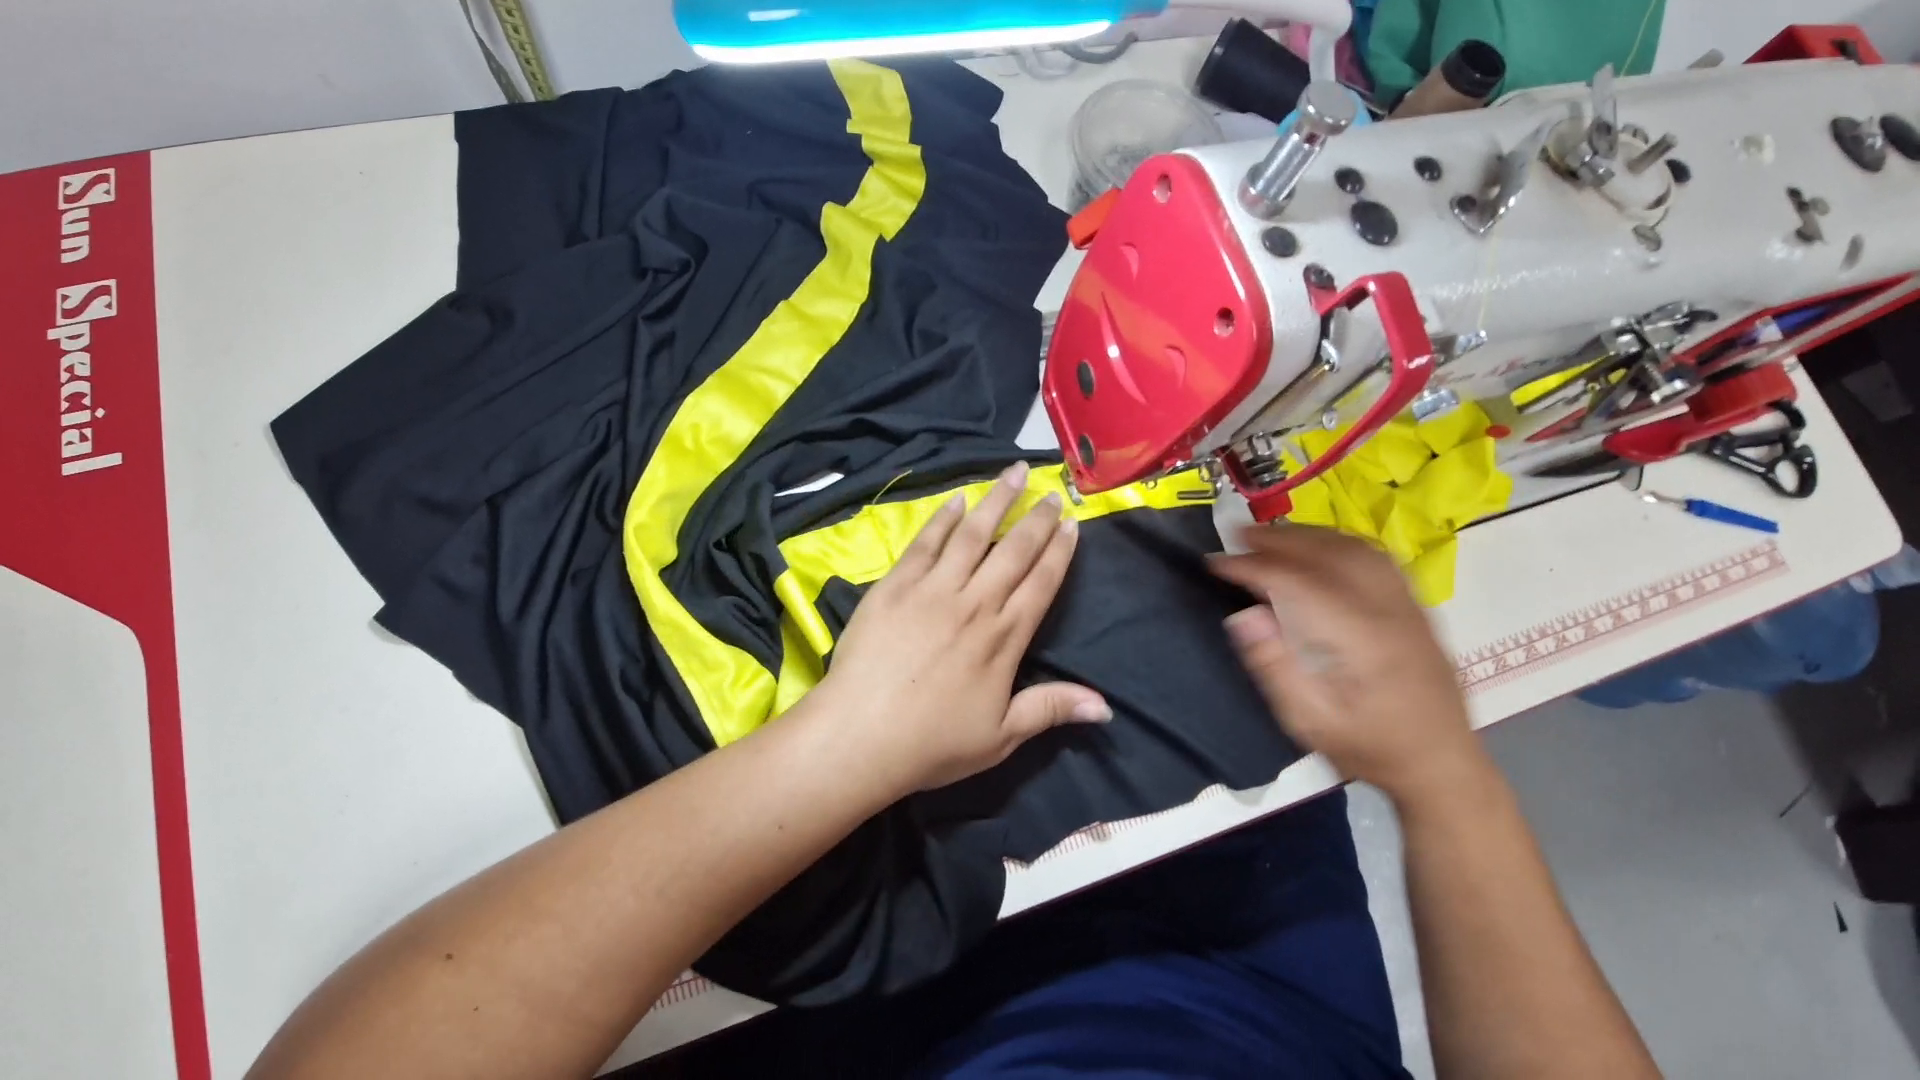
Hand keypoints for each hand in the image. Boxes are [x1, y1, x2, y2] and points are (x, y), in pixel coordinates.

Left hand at [816, 461, 1110, 795]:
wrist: (860, 734)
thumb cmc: (933, 743)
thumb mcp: (1001, 737)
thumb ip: (1051, 710)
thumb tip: (1107, 708)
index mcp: (1004, 638)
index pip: (1041, 583)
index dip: (1059, 552)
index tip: (1071, 524)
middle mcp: (974, 603)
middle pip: (1012, 551)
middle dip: (1036, 519)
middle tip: (1051, 491)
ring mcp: (931, 590)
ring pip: (971, 535)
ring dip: (995, 502)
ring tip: (1012, 473)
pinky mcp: (894, 586)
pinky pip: (924, 544)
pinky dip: (942, 519)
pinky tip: (956, 501)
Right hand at [1209, 524, 1487, 804]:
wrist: (1442, 763)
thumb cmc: (1371, 748)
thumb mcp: (1312, 723)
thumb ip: (1276, 668)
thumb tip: (1243, 617)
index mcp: (1361, 640)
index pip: (1299, 583)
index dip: (1254, 567)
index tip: (1217, 563)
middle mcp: (1388, 611)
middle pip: (1329, 553)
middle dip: (1278, 540)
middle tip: (1236, 537)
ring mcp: (1408, 605)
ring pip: (1356, 547)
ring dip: (1308, 535)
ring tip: (1271, 538)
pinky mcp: (1418, 607)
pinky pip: (1378, 557)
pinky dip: (1338, 542)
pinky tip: (1318, 549)